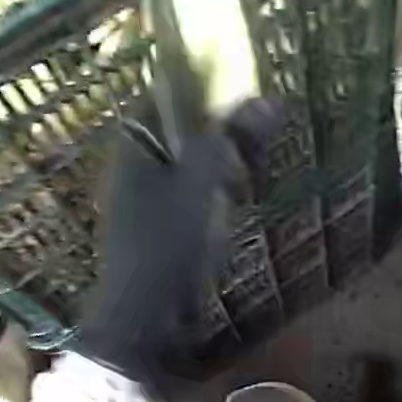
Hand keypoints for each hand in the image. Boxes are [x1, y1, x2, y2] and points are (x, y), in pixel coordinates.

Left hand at [73, 100, 278, 386]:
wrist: (145, 315)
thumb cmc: (167, 242)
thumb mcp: (201, 184)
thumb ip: (229, 140)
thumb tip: (267, 99)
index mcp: (134, 149)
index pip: (161, 97)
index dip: (196, 86)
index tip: (237, 87)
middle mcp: (135, 169)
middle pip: (178, 131)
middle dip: (217, 129)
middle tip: (254, 135)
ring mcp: (145, 201)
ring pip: (187, 165)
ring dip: (219, 163)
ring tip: (250, 169)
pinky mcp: (160, 229)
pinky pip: (190, 195)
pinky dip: (214, 192)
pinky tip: (238, 202)